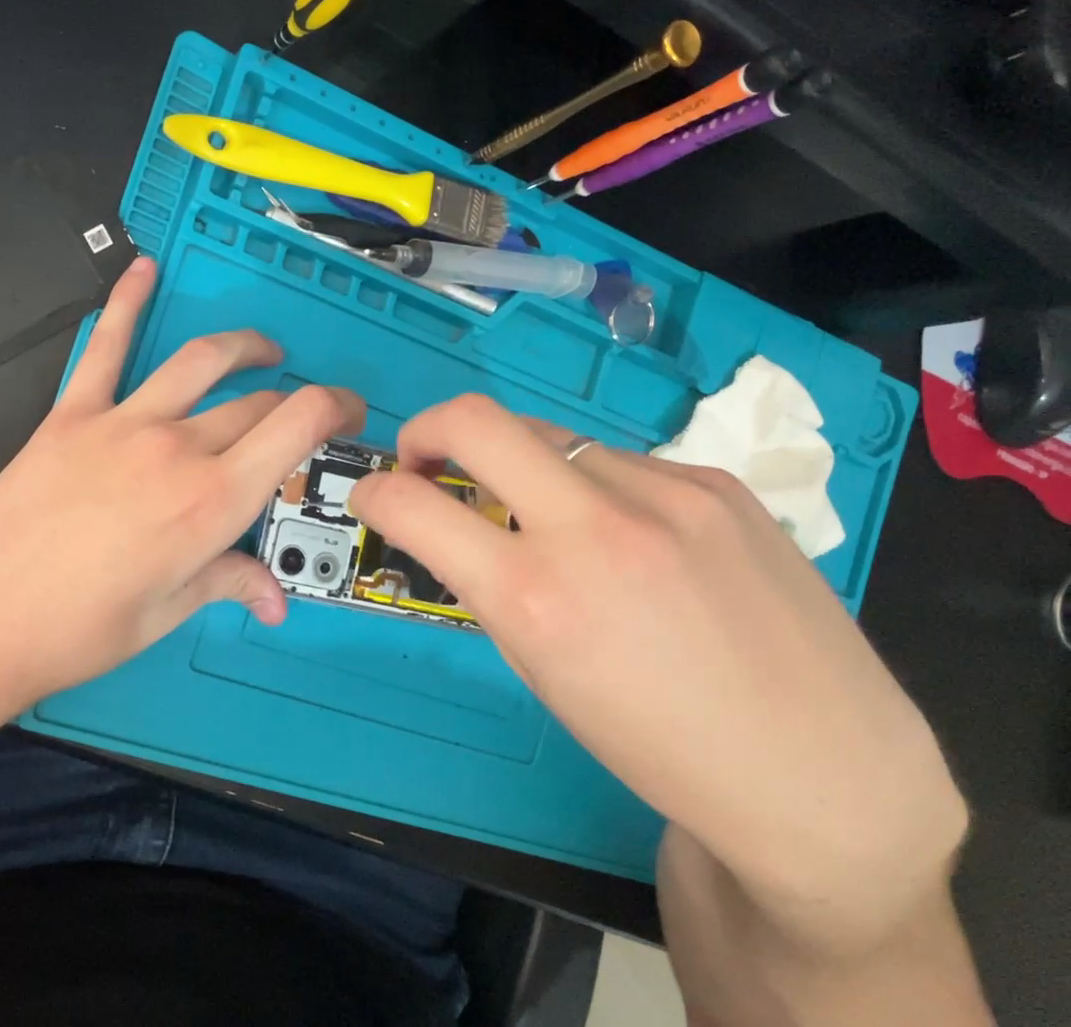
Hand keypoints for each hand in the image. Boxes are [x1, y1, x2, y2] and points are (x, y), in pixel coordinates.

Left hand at [0, 256, 363, 703]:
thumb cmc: (79, 630)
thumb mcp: (167, 613)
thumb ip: (225, 583)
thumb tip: (271, 599)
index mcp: (213, 503)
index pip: (299, 424)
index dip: (337, 407)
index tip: (347, 413)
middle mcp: (177, 451)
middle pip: (255, 402)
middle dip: (288, 405)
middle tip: (295, 416)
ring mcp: (122, 425)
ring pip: (200, 361)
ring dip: (241, 347)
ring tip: (259, 349)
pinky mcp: (71, 416)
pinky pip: (105, 346)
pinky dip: (126, 302)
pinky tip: (141, 270)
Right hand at [348, 395, 965, 948]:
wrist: (818, 773)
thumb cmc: (654, 745)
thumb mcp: (539, 669)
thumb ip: (493, 584)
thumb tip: (463, 525)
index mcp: (533, 596)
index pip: (410, 504)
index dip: (372, 492)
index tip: (375, 499)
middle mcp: (595, 527)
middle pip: (475, 419)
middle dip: (427, 431)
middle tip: (427, 464)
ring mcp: (669, 494)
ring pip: (552, 439)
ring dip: (519, 466)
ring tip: (544, 517)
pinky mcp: (720, 486)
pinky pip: (621, 464)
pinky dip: (593, 488)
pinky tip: (629, 537)